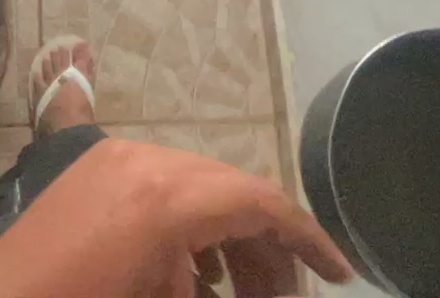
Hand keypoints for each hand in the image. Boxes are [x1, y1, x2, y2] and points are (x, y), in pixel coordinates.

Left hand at [0, 137, 353, 297]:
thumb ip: (218, 287)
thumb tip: (252, 288)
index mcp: (165, 197)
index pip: (256, 201)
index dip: (306, 236)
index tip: (342, 273)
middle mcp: (145, 159)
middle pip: (229, 189)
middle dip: (267, 244)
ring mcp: (117, 155)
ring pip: (198, 183)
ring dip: (228, 233)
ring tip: (241, 293)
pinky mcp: (97, 164)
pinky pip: (162, 183)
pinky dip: (189, 222)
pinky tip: (193, 274)